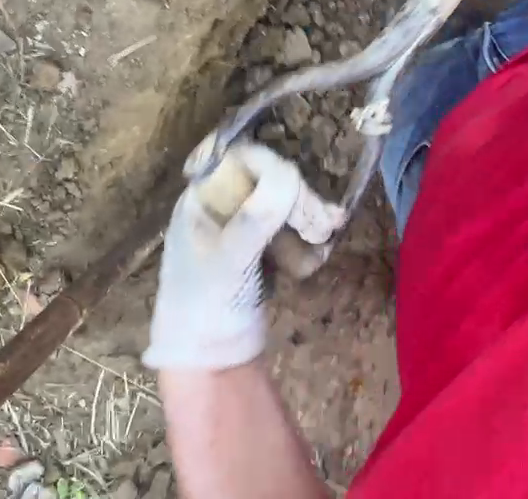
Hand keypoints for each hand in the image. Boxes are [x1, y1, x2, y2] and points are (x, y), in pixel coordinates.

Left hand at [144, 145, 342, 370]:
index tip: (298, 183)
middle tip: (324, 220)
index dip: (271, 165)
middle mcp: (220, 207)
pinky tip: (317, 249)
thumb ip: (256, 217)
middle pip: (267, 179)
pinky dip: (305, 234)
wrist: (211, 368)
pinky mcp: (260, 250)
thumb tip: (288, 172)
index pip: (239, 159)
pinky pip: (288, 226)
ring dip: (308, 214)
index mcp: (201, 199)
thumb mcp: (228, 261)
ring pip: (283, 202)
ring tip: (326, 232)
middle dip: (298, 196)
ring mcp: (241, 229)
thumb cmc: (205, 309)